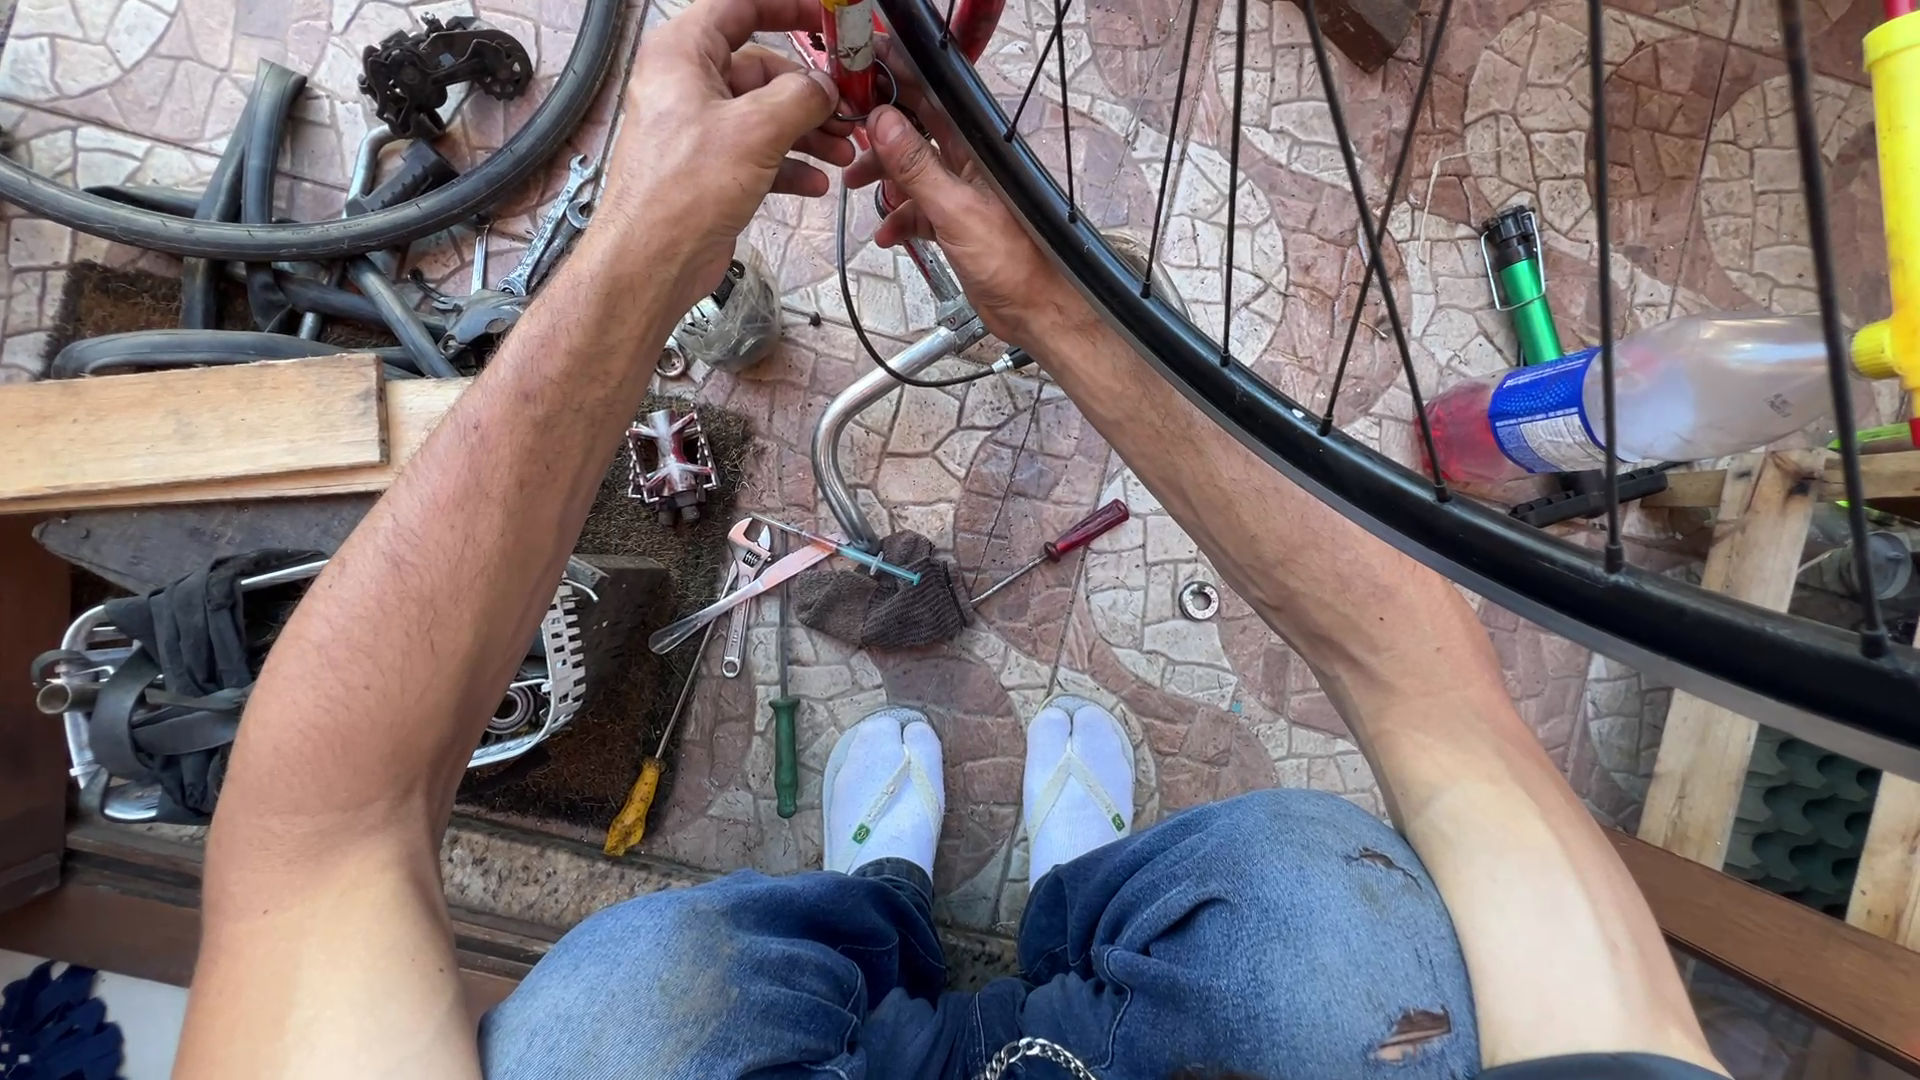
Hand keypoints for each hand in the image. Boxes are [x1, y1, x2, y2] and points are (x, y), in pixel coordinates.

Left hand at [592, 0, 855, 312]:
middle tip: (846, 114)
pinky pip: (760, 157)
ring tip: (842, 154)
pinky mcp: (713, 172)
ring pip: (766, 118)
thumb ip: (798, 99)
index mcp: (684, 54)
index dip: (786, 9)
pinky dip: (790, 167)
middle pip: (762, 72)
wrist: (656, 257)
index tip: (824, 20)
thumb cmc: (683, 188)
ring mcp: (702, 132)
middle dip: (809, 96)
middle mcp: (689, 87)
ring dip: (808, 135)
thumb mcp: (753, 130)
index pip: (739, 8)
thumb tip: (825, 87)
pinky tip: (816, 183)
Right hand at [844, 84, 1094, 346]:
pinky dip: (901, 220)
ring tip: (856, 188)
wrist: (1031, 311)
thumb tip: (883, 120)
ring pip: (913, 176)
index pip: (933, 100)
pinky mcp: (955, 227)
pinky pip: (920, 213)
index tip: (860, 77)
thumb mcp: (955, 210)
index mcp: (977, 151)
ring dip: (885, 181)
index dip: (898, 84)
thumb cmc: (1009, 261)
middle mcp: (969, 167)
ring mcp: (961, 197)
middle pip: (917, 136)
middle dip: (881, 139)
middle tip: (848, 143)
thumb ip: (917, 167)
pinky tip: (887, 236)